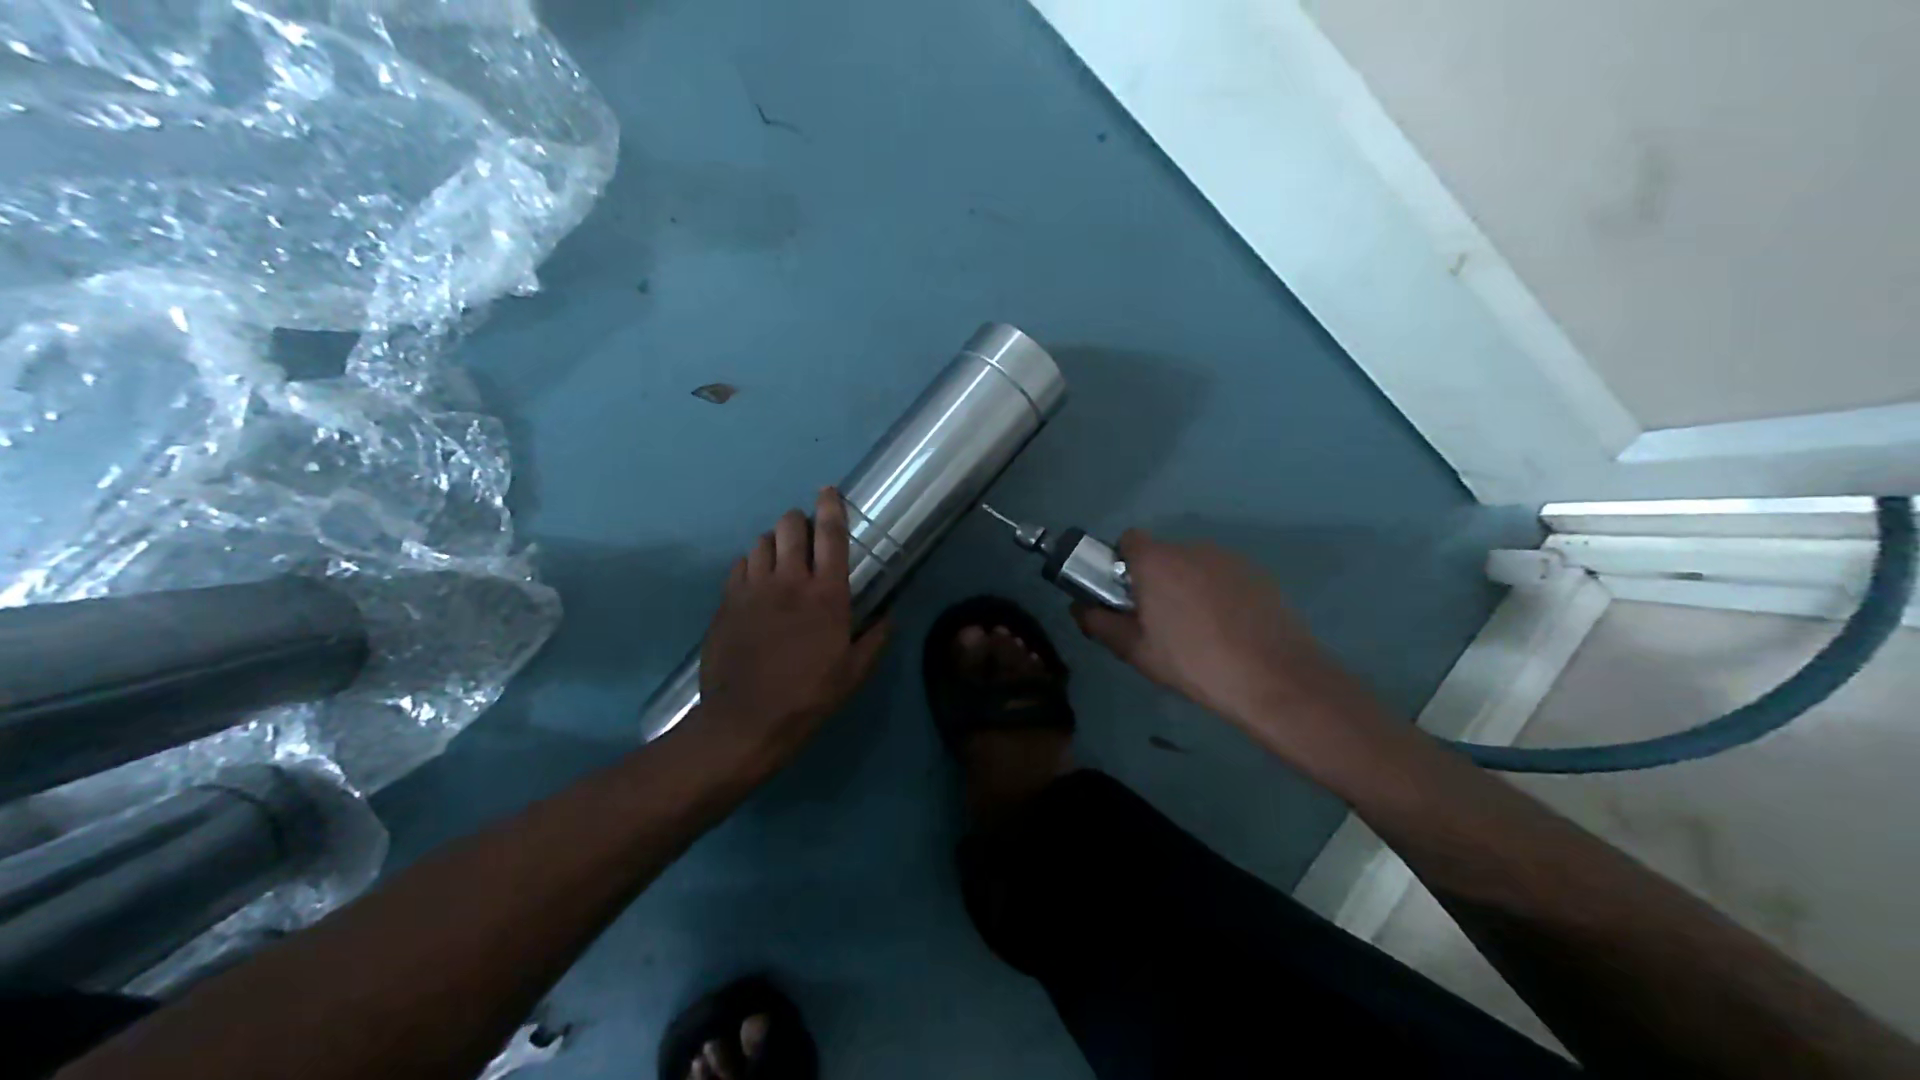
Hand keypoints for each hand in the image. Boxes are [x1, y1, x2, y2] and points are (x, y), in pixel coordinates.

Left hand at [695, 488, 890, 762]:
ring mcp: (752, 588)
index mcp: (826, 594)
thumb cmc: (809, 696)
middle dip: (799, 522)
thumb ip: (875, 639)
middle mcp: (788, 580)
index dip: (832, 507)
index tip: (830, 491)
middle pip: (789, 526)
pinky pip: (739, 565)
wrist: (746, 720)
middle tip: (806, 536)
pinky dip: (752, 563)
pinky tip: (757, 581)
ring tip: (781, 558)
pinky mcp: (727, 601)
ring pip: (761, 541)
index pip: (831, 535)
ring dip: (775, 542)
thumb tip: (889, 617)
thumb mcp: (854, 673)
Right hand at [1072, 531, 1369, 732]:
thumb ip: (1101, 625)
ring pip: (1193, 566)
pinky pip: (1222, 577)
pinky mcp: (1258, 574)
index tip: (1125, 597)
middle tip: (1157, 622)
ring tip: (1197, 631)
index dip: (1121, 564)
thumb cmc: (1194, 663)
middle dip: (1154, 580)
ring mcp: (1230, 559)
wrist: (1275, 679)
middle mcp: (1192, 548)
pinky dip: (1216, 594)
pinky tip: (1227, 631)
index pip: (1128, 540)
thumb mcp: (1137, 651)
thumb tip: (1078, 608)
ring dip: (1186, 587)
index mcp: (1157, 561)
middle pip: (1162, 554)